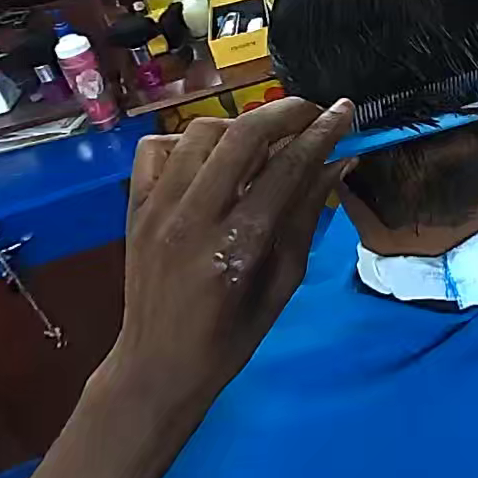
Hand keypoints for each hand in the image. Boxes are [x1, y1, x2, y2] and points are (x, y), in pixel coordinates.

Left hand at [105, 96, 354, 408]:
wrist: (156, 366)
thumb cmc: (232, 335)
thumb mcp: (286, 280)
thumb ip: (308, 213)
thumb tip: (338, 160)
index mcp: (238, 247)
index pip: (288, 168)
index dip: (322, 133)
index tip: (344, 111)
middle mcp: (193, 218)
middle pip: (244, 135)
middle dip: (286, 111)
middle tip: (311, 111)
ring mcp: (157, 207)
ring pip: (202, 131)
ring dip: (241, 126)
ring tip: (262, 141)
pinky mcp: (133, 204)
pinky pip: (157, 145)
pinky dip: (187, 140)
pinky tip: (208, 158)